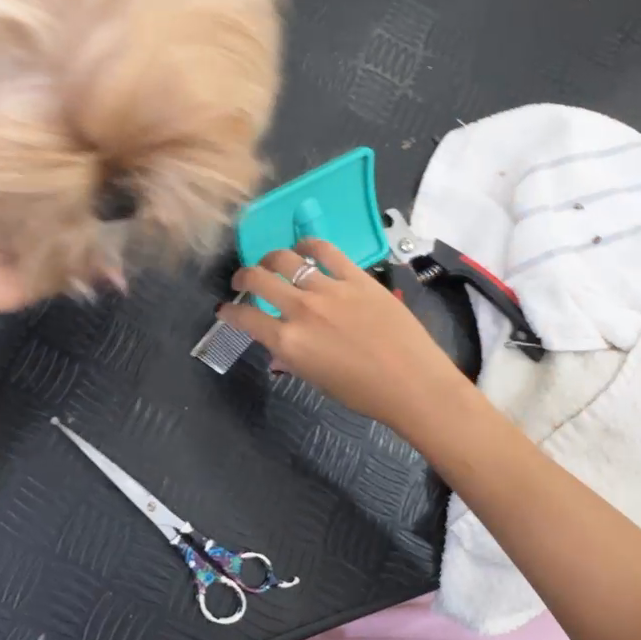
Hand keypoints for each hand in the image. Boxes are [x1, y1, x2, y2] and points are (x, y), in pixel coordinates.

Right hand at [217, 239, 471, 430]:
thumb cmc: (363, 393)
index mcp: (288, 342)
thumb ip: (292, 359)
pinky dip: (308, 246)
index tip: (227, 310)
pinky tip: (304, 248)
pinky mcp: (357, 277)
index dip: (229, 313)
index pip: (245, 318)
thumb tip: (279, 350)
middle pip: (258, 279)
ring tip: (271, 263)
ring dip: (270, 260)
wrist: (413, 383)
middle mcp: (301, 310)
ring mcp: (329, 289)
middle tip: (243, 281)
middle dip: (242, 277)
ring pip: (286, 259)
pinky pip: (325, 251)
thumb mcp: (317, 381)